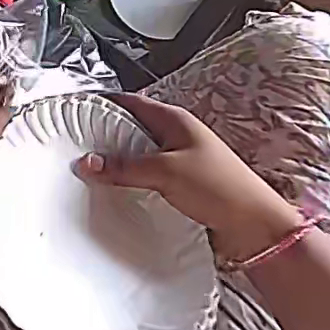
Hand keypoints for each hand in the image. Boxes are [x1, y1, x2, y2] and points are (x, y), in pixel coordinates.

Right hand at [78, 93, 303, 263]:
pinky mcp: (181, 183)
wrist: (255, 227)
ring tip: (88, 167)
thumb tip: (86, 162)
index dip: (104, 103)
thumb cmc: (217, 187)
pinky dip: (130, 178)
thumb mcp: (165, 172)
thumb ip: (124, 167)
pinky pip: (147, 174)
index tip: (76, 110)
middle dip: (105, 133)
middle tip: (74, 142)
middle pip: (132, 127)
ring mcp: (179, 159)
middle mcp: (175, 134)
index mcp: (173, 119)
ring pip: (139, 152)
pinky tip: (115, 189)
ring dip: (117, 159)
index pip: (130, 102)